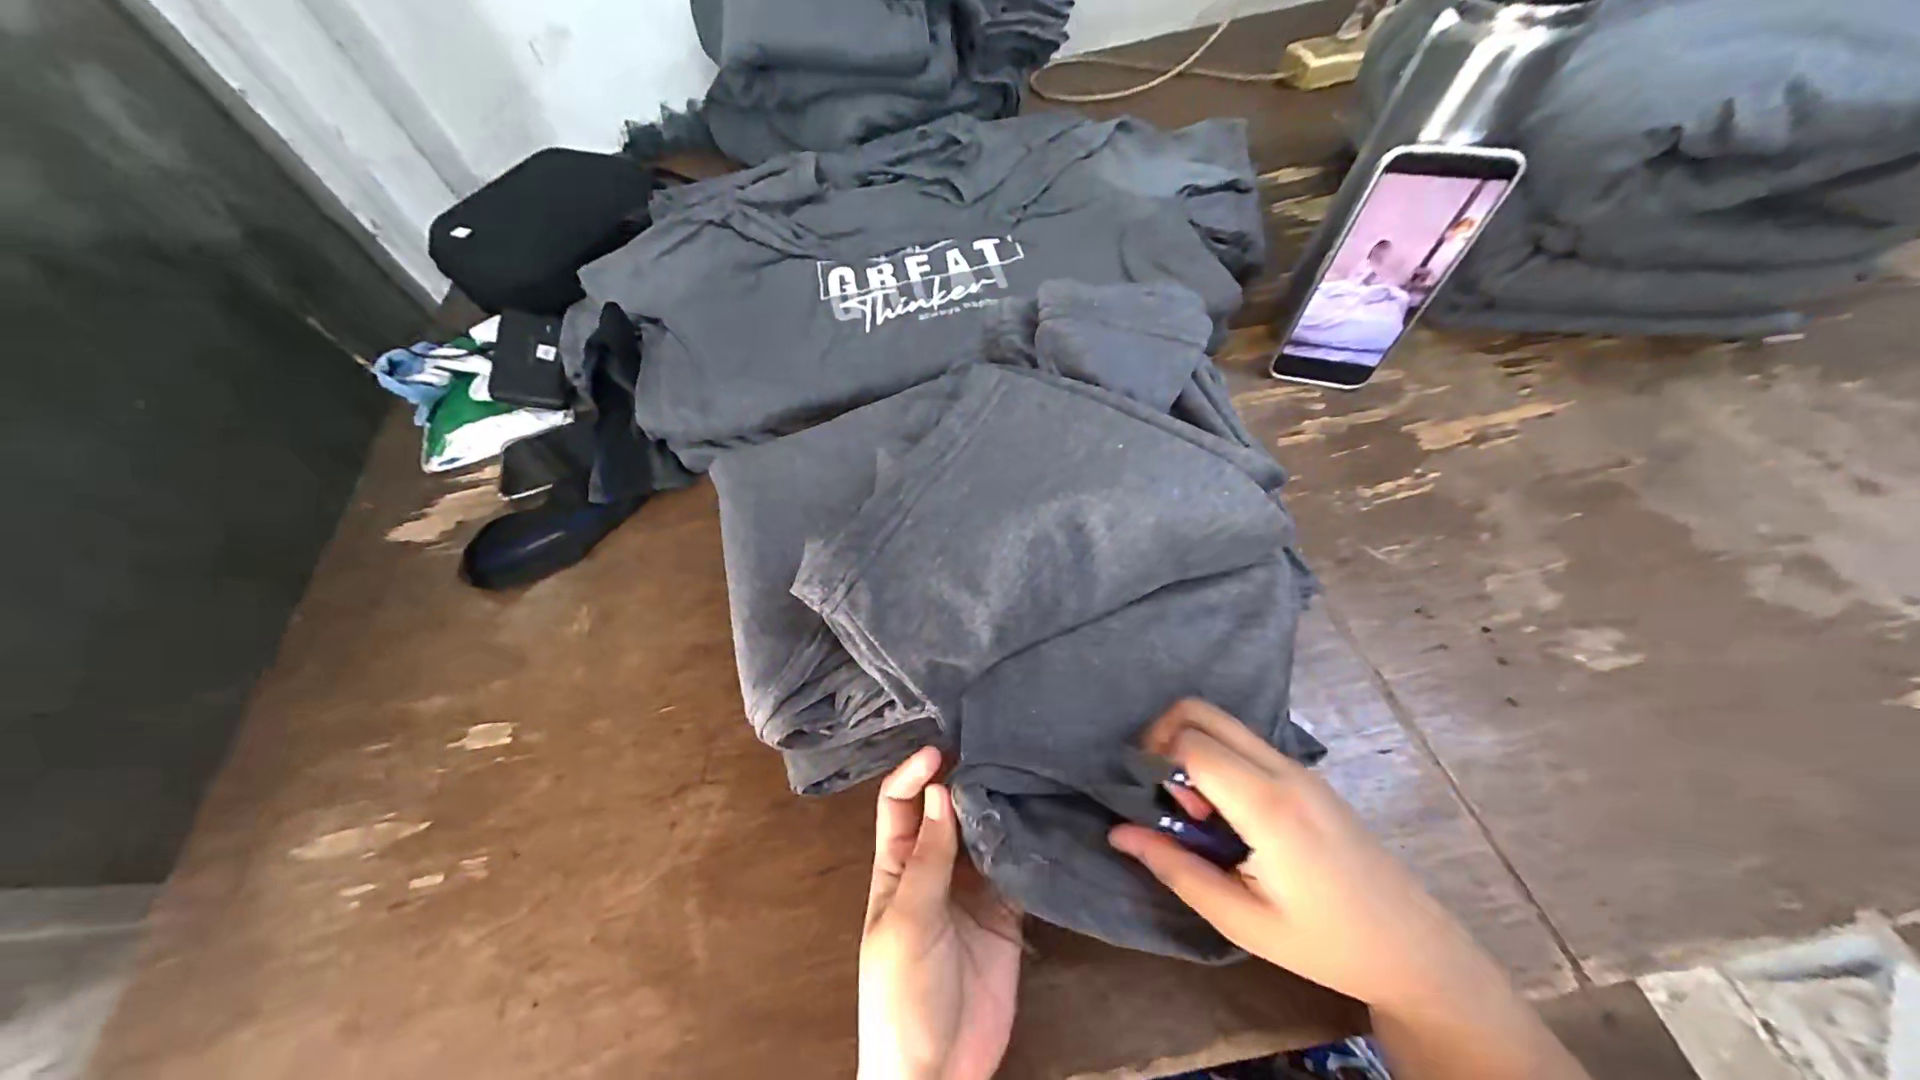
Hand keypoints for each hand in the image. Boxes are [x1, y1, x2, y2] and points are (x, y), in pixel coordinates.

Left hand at [859, 747, 1023, 1079]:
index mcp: (897, 865)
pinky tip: (1044, 817)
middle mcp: (934, 867)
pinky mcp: (1005, 911)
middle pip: (948, 810)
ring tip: (1025, 771)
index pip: (900, 804)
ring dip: (999, 806)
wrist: (938, 1071)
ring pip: (984, 832)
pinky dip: (1027, 843)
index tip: (941, 751)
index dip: (914, 774)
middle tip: (997, 746)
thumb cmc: (901, 993)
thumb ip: (927, 859)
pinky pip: (1015, 866)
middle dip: (964, 780)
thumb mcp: (907, 922)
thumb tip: (941, 791)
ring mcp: (971, 888)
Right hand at [1107, 699, 1511, 1017]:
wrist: (1415, 949)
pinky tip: (1226, 812)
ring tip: (1197, 809)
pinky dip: (1216, 757)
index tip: (1158, 806)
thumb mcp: (1241, 920)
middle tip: (1160, 790)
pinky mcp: (1305, 774)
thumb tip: (1118, 832)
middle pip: (1201, 711)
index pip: (1191, 743)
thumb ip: (1176, 868)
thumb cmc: (1325, 943)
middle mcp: (1282, 769)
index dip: (1156, 762)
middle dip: (1163, 736)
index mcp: (1267, 805)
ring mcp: (1298, 767)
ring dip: (1191, 748)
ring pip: (1222, 722)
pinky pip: (1243, 742)